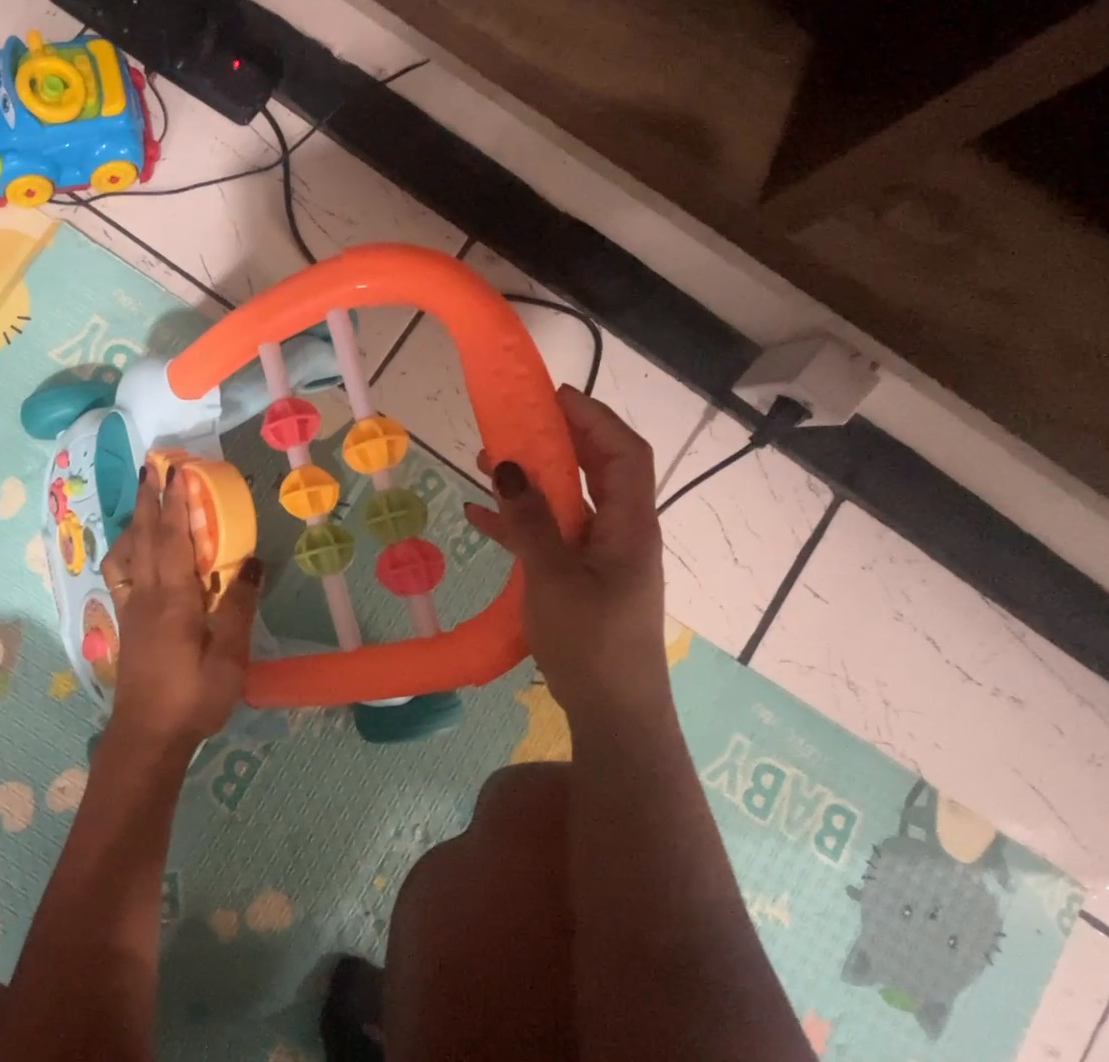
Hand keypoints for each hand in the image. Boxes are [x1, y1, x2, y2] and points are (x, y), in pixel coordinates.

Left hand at [99, 465, 262, 747]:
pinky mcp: (127, 623)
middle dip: (149, 499)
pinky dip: (126, 550)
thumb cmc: (193, 698)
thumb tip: (252, 563)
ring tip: (144, 502)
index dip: (177, 503)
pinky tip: (135, 552)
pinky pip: (121, 574)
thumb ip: (238, 608)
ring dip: (135, 521)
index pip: (175, 539)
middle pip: (144, 537)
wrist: (147, 734)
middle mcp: (146, 596)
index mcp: (173, 600)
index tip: (179, 470)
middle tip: (151, 466)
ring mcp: (131, 609)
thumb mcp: (229, 659)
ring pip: (126, 553)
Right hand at [464, 385, 669, 714]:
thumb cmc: (592, 643)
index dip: (593, 418)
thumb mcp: (554, 578)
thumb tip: (507, 466)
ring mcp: (601, 559)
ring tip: (483, 463)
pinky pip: (550, 538)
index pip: (623, 452)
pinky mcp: (580, 582)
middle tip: (512, 423)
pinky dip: (518, 523)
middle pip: (596, 471)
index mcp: (629, 525)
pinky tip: (479, 517)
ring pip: (568, 503)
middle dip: (556, 442)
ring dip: (531, 481)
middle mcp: (621, 534)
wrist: (614, 713)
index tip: (551, 396)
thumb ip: (531, 521)